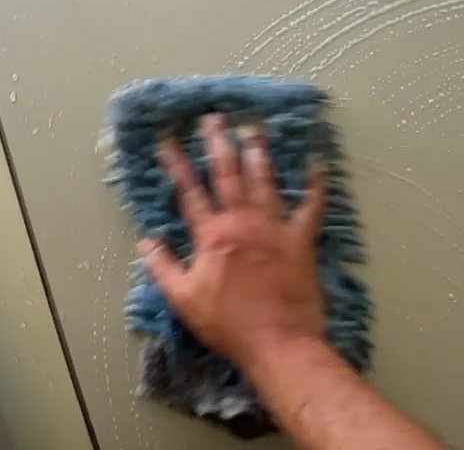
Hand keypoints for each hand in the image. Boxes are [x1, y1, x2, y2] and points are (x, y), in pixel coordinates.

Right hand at [140, 112, 329, 371]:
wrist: (280, 345)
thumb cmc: (229, 323)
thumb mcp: (184, 299)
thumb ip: (162, 267)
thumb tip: (145, 241)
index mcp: (211, 234)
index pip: (189, 192)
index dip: (176, 165)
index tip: (167, 140)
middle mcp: (241, 222)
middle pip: (227, 174)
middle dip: (218, 143)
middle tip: (213, 118)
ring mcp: (273, 229)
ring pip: (264, 182)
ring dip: (258, 153)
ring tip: (254, 128)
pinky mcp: (300, 242)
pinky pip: (310, 209)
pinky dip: (315, 187)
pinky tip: (318, 166)